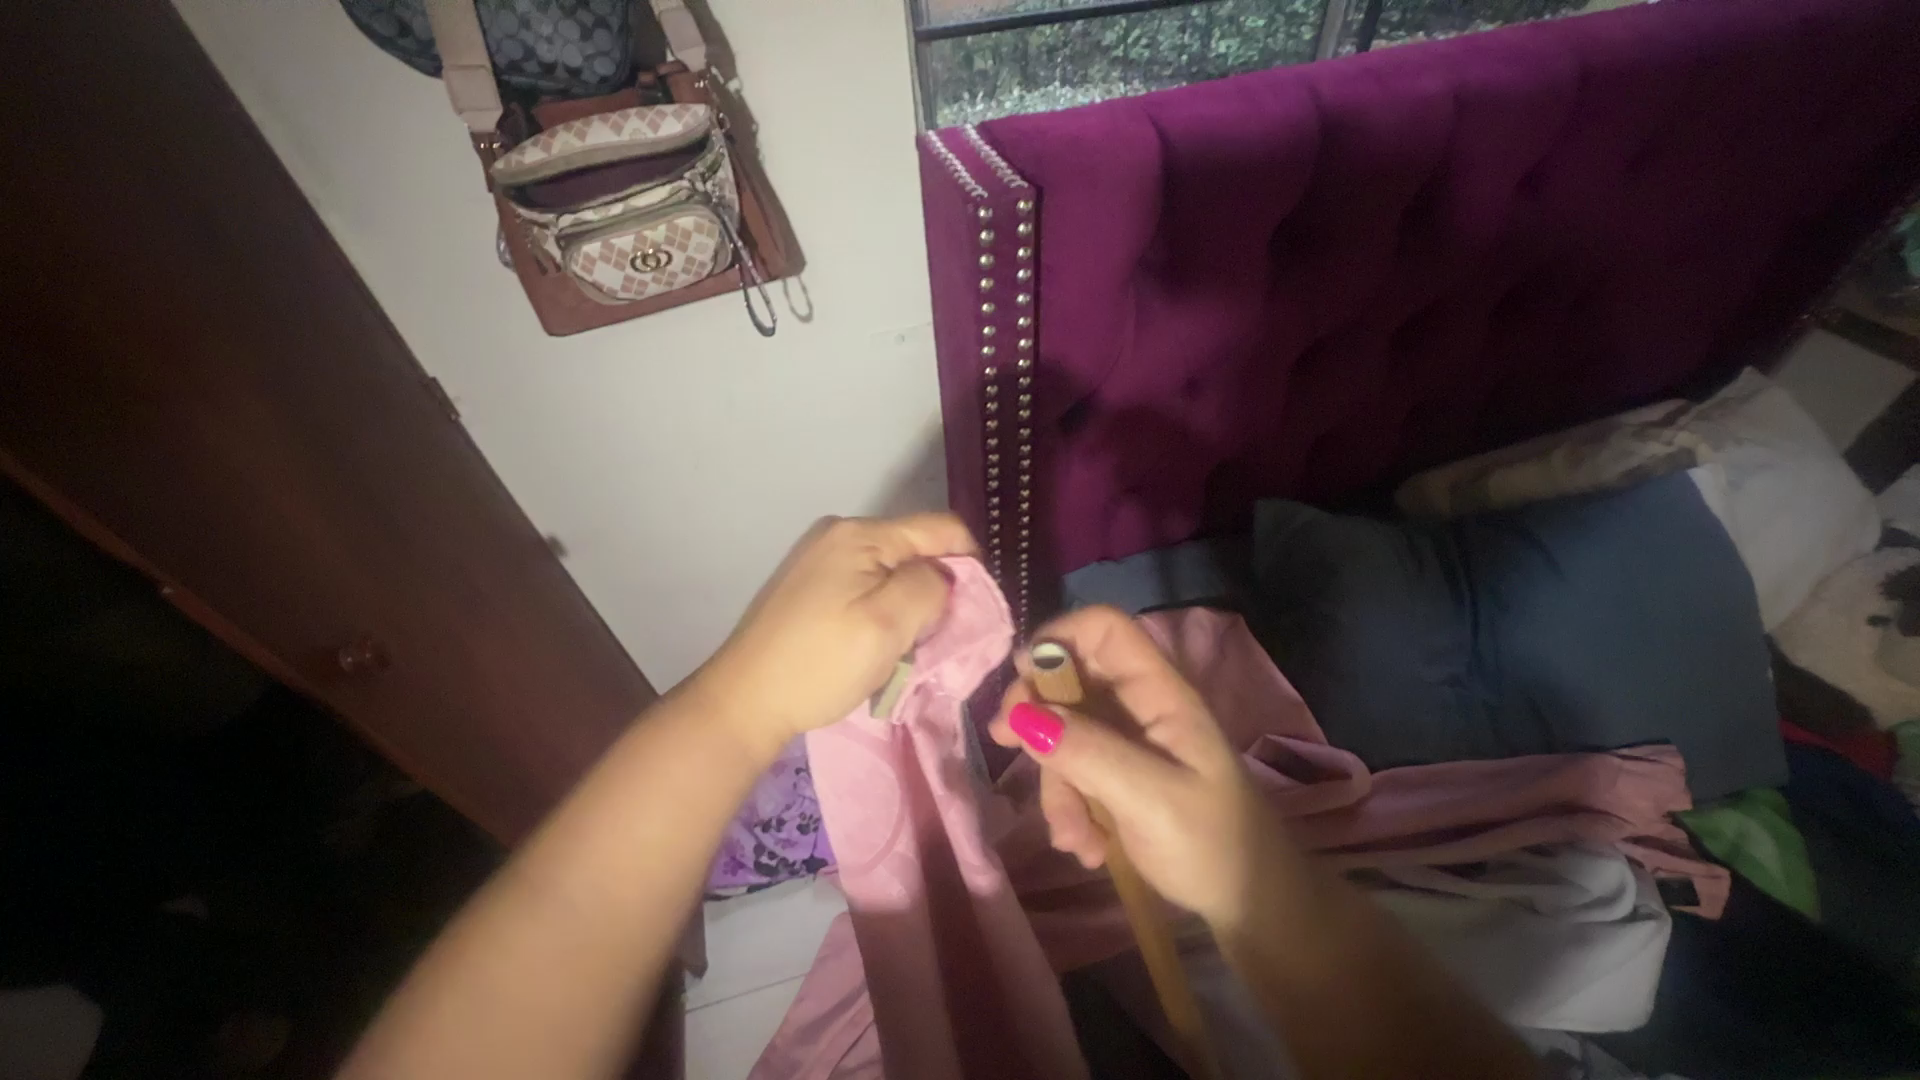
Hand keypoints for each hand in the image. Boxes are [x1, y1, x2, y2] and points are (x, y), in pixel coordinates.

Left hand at [687, 513, 977, 751]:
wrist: (744, 702)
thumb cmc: (821, 663)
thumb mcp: (888, 624)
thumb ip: (931, 587)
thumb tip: (944, 577)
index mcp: (861, 533)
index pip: (942, 527)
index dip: (971, 564)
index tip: (972, 611)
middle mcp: (840, 534)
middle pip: (916, 548)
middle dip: (936, 588)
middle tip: (935, 637)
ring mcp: (821, 558)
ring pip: (893, 571)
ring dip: (909, 604)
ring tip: (904, 646)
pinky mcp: (810, 586)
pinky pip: (867, 586)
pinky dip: (883, 610)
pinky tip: (874, 642)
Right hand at [989, 606, 1279, 929]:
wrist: (1252, 909)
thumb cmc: (1214, 846)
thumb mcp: (1151, 799)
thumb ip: (1088, 753)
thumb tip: (1021, 715)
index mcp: (1159, 693)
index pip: (1104, 629)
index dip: (1059, 639)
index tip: (1023, 683)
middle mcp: (1138, 708)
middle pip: (1070, 680)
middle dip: (1037, 716)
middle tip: (1007, 745)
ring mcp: (1125, 743)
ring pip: (1062, 734)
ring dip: (1055, 783)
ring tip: (1074, 838)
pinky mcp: (1115, 778)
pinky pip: (1071, 772)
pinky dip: (1068, 807)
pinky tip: (1085, 847)